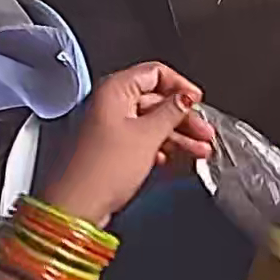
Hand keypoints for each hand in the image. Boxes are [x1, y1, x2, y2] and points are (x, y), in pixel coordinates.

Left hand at [38, 62, 214, 226]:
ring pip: (150, 121)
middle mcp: (110, 102)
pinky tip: (177, 158)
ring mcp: (109, 125)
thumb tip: (185, 98)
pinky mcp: (110, 148)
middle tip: (204, 130)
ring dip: (176, 134)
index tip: (197, 100)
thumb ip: (171, 112)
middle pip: (155, 99)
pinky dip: (161, 146)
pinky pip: (141, 138)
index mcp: (115, 89)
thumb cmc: (101, 170)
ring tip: (199, 149)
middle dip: (182, 116)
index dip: (180, 85)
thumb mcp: (147, 135)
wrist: (75, 207)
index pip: (155, 73)